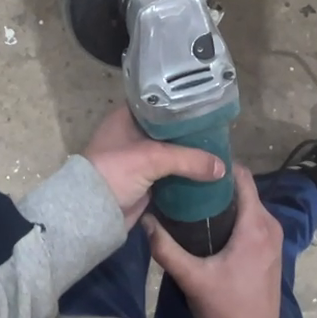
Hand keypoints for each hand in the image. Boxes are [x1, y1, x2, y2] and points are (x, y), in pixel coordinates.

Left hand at [82, 105, 225, 228]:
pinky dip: (184, 172)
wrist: (95, 214)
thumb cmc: (115, 171)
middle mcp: (132, 133)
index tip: (206, 103)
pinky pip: (170, 172)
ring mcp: (138, 157)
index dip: (182, 103)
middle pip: (168, 128)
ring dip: (188, 153)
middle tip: (218, 128)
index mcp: (127, 116)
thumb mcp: (151, 158)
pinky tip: (205, 171)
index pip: (160, 102)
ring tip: (217, 149)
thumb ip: (188, 159)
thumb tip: (222, 168)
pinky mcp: (145, 179)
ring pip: (170, 151)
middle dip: (190, 131)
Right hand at [145, 167, 293, 317]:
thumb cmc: (227, 309)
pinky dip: (234, 213)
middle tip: (187, 179)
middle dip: (217, 182)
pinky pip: (252, 217)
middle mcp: (269, 225)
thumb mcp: (192, 279)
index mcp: (255, 225)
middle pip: (243, 188)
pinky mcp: (270, 248)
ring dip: (225, 199)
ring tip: (194, 197)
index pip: (242, 177)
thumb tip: (145, 221)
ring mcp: (273, 237)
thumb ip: (167, 249)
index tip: (194, 159)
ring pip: (248, 203)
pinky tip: (210, 220)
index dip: (220, 165)